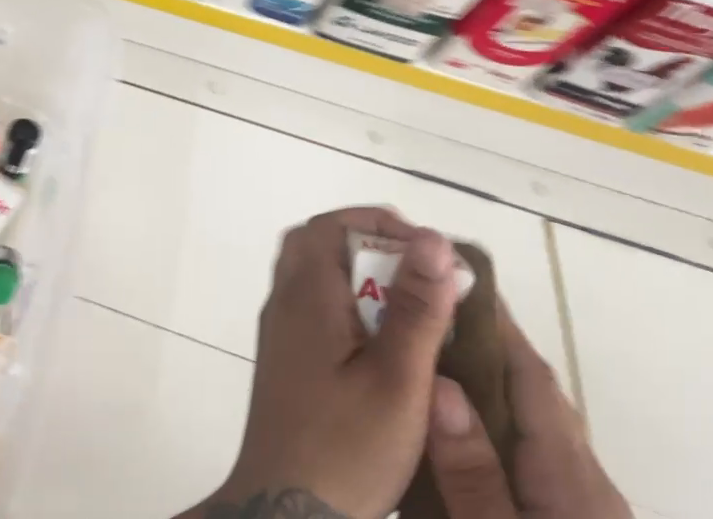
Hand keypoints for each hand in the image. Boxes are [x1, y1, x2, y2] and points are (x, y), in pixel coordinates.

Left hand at [184, 207, 462, 518]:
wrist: (284, 504)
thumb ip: (416, 307)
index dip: (378, 223)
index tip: (429, 250)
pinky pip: (315, 309)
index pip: (329, 226)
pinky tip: (389, 348)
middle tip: (424, 276)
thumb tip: (432, 239)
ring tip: (416, 311)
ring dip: (363, 279)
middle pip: (318, 245)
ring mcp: (281, 333)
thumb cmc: (346, 445)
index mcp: (305, 296)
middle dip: (373, 247)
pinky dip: (351, 308)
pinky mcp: (287, 361)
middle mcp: (284, 303)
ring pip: (316, 278)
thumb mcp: (397, 378)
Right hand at [424, 304, 630, 518]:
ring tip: (427, 352)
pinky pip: (527, 448)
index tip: (450, 278)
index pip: (531, 379)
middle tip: (423, 308)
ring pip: (531, 421)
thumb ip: (473, 472)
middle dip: (483, 345)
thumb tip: (441, 386)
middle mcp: (585, 481)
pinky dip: (491, 417)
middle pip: (534, 393)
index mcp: (572, 480)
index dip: (493, 324)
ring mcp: (582, 501)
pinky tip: (455, 419)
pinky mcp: (568, 515)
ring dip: (485, 381)